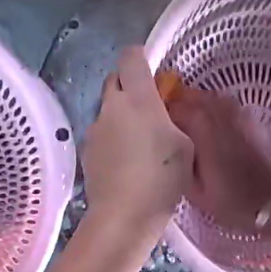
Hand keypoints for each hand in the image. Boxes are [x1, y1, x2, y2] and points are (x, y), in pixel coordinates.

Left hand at [81, 47, 192, 232]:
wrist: (123, 214)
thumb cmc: (162, 177)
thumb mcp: (185, 144)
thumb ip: (173, 119)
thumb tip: (162, 112)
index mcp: (137, 98)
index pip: (131, 57)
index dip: (140, 57)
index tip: (152, 69)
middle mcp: (110, 107)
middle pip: (114, 80)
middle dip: (129, 84)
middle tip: (149, 105)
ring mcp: (93, 128)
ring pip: (107, 109)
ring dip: (120, 114)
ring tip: (139, 140)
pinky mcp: (85, 149)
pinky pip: (101, 133)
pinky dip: (112, 137)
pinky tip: (125, 160)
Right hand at [165, 87, 270, 231]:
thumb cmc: (229, 201)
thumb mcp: (193, 190)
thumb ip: (178, 163)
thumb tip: (166, 147)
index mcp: (204, 133)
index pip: (177, 109)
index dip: (161, 110)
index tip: (149, 118)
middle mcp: (222, 119)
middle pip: (194, 96)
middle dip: (176, 100)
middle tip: (163, 112)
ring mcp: (239, 119)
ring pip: (212, 97)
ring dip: (195, 100)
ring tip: (183, 112)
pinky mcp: (250, 124)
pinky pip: (227, 105)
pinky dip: (214, 105)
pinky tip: (208, 118)